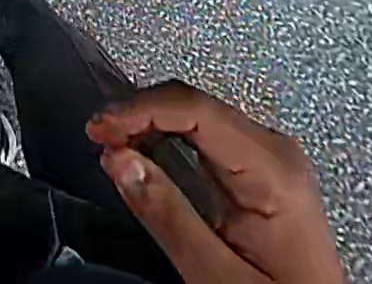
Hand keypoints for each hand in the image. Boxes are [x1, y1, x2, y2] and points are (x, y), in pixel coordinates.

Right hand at [87, 82, 345, 283]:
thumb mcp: (219, 278)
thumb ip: (168, 216)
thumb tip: (119, 158)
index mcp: (273, 168)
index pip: (196, 108)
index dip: (140, 108)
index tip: (101, 126)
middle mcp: (273, 148)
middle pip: (193, 104)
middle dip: (139, 113)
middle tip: (98, 135)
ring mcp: (266, 156)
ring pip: (194, 114)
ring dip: (148, 123)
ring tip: (112, 143)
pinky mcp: (255, 169)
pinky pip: (202, 136)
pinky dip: (165, 139)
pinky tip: (141, 151)